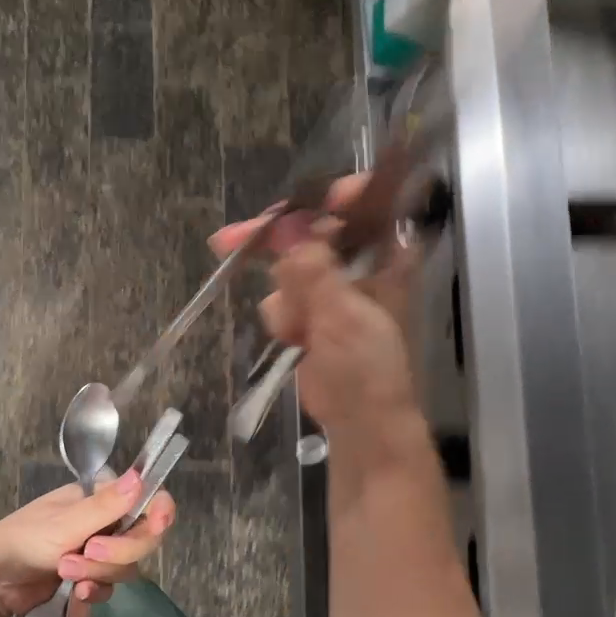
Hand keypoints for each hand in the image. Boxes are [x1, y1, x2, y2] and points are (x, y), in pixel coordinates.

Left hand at [0, 469, 175, 616]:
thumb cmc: (25, 539)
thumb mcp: (66, 522)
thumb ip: (106, 506)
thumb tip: (140, 475)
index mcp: (96, 497)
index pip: (145, 498)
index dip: (158, 511)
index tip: (157, 524)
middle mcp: (101, 521)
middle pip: (141, 537)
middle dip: (118, 551)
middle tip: (89, 551)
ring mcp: (95, 550)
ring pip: (126, 566)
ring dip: (98, 572)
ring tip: (65, 571)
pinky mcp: (88, 578)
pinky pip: (110, 586)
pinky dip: (94, 590)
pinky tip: (75, 594)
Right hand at [208, 174, 421, 430]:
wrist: (358, 418)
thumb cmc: (367, 367)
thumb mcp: (344, 316)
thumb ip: (316, 271)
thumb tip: (289, 232)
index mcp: (385, 256)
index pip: (363, 205)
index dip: (332, 198)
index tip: (299, 207)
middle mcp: (359, 265)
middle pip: (311, 230)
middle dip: (276, 242)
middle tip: (230, 240)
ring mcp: (331, 289)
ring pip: (288, 267)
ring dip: (284, 297)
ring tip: (297, 330)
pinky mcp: (309, 313)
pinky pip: (280, 298)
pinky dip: (281, 317)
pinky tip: (293, 340)